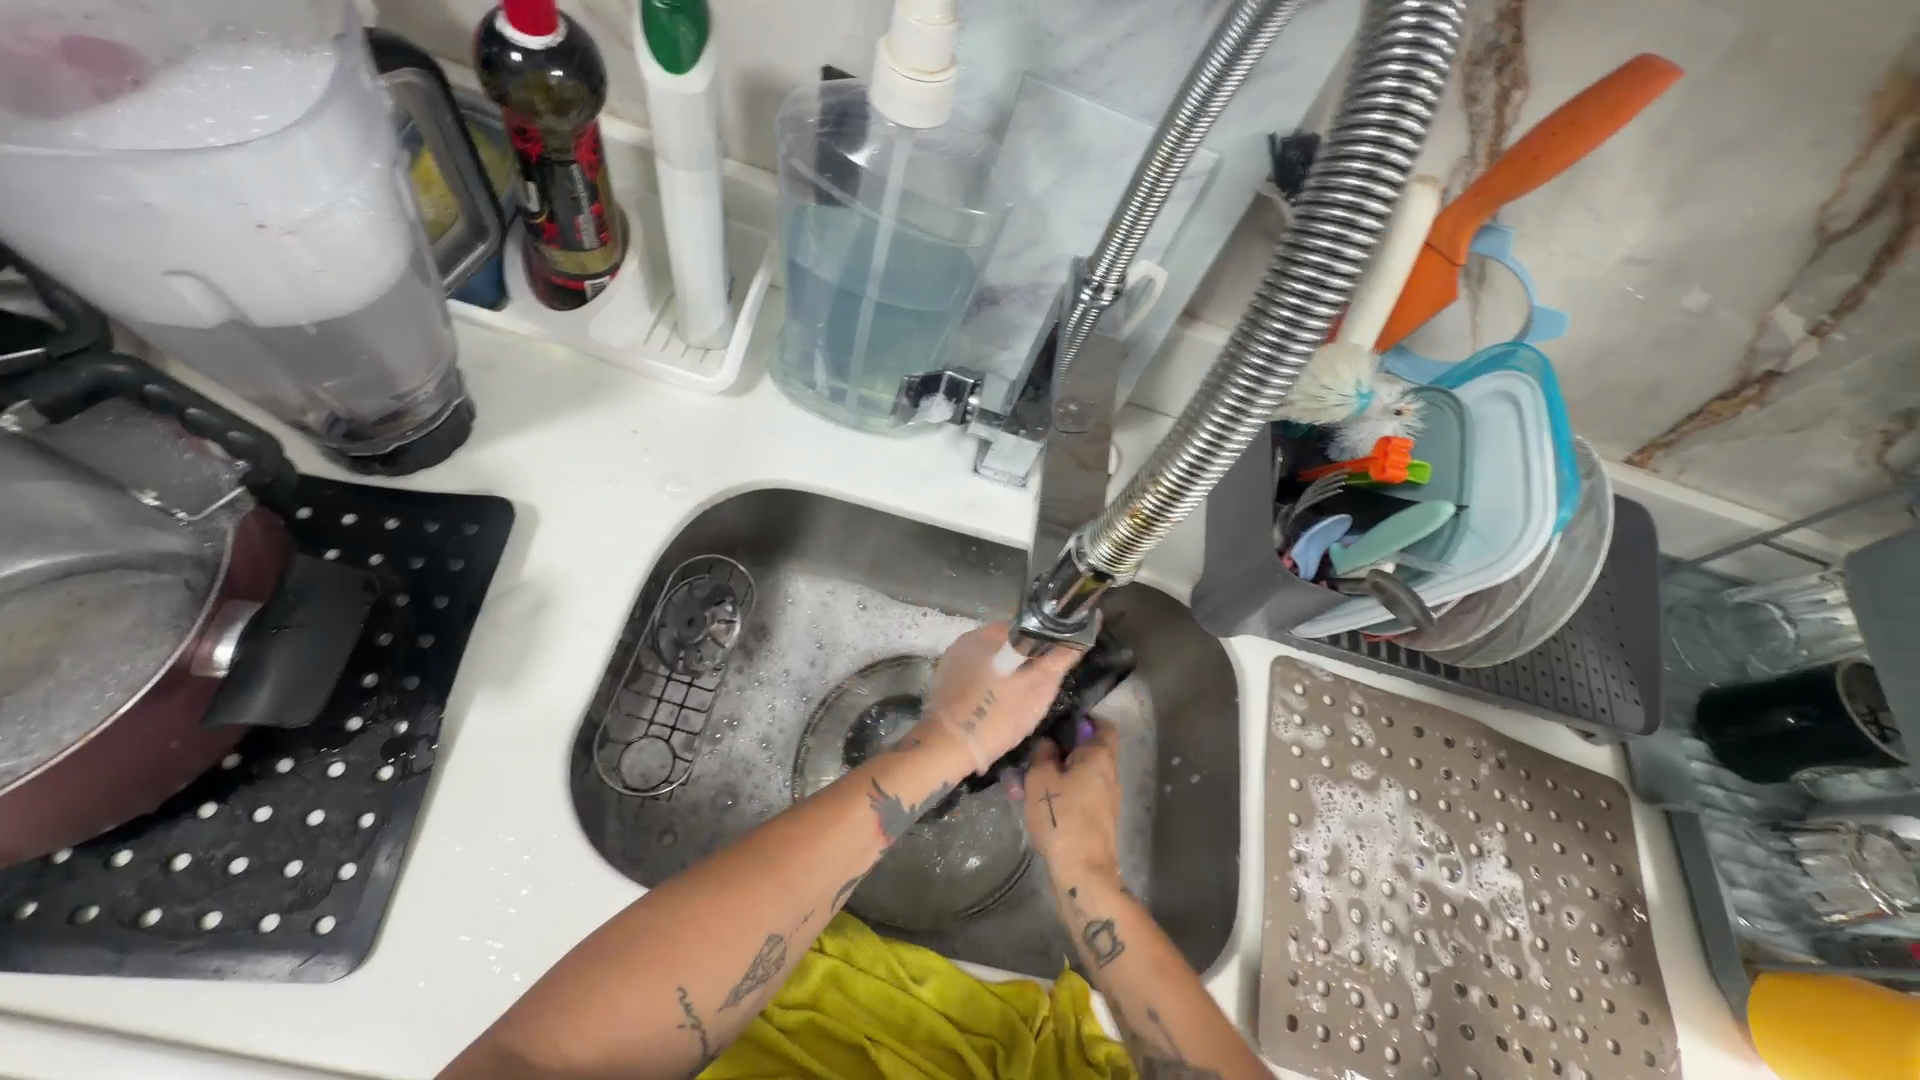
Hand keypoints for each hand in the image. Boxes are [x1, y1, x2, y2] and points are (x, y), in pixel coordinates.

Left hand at [914, 622, 1079, 776]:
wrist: (947, 746)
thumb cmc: (997, 716)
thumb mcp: (1038, 691)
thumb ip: (1059, 659)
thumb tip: (1081, 634)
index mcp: (993, 633)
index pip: (1030, 627)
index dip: (1044, 645)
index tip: (1050, 667)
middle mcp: (971, 636)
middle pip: (1010, 642)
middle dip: (1023, 660)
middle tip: (1032, 688)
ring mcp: (954, 655)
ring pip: (992, 657)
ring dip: (1005, 671)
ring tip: (1011, 698)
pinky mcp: (944, 674)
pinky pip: (975, 669)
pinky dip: (987, 680)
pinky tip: (990, 702)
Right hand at [1011, 717, 1122, 886]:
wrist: (1082, 871)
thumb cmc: (1061, 817)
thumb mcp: (1041, 779)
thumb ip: (1044, 754)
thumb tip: (1050, 743)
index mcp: (1100, 757)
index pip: (1103, 726)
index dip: (1083, 720)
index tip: (1058, 723)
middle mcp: (1109, 775)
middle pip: (1087, 752)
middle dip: (1058, 753)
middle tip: (1031, 757)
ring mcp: (1106, 800)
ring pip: (1079, 776)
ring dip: (1054, 777)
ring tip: (1021, 786)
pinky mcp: (1098, 821)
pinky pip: (1078, 796)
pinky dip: (1059, 795)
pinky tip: (1033, 805)